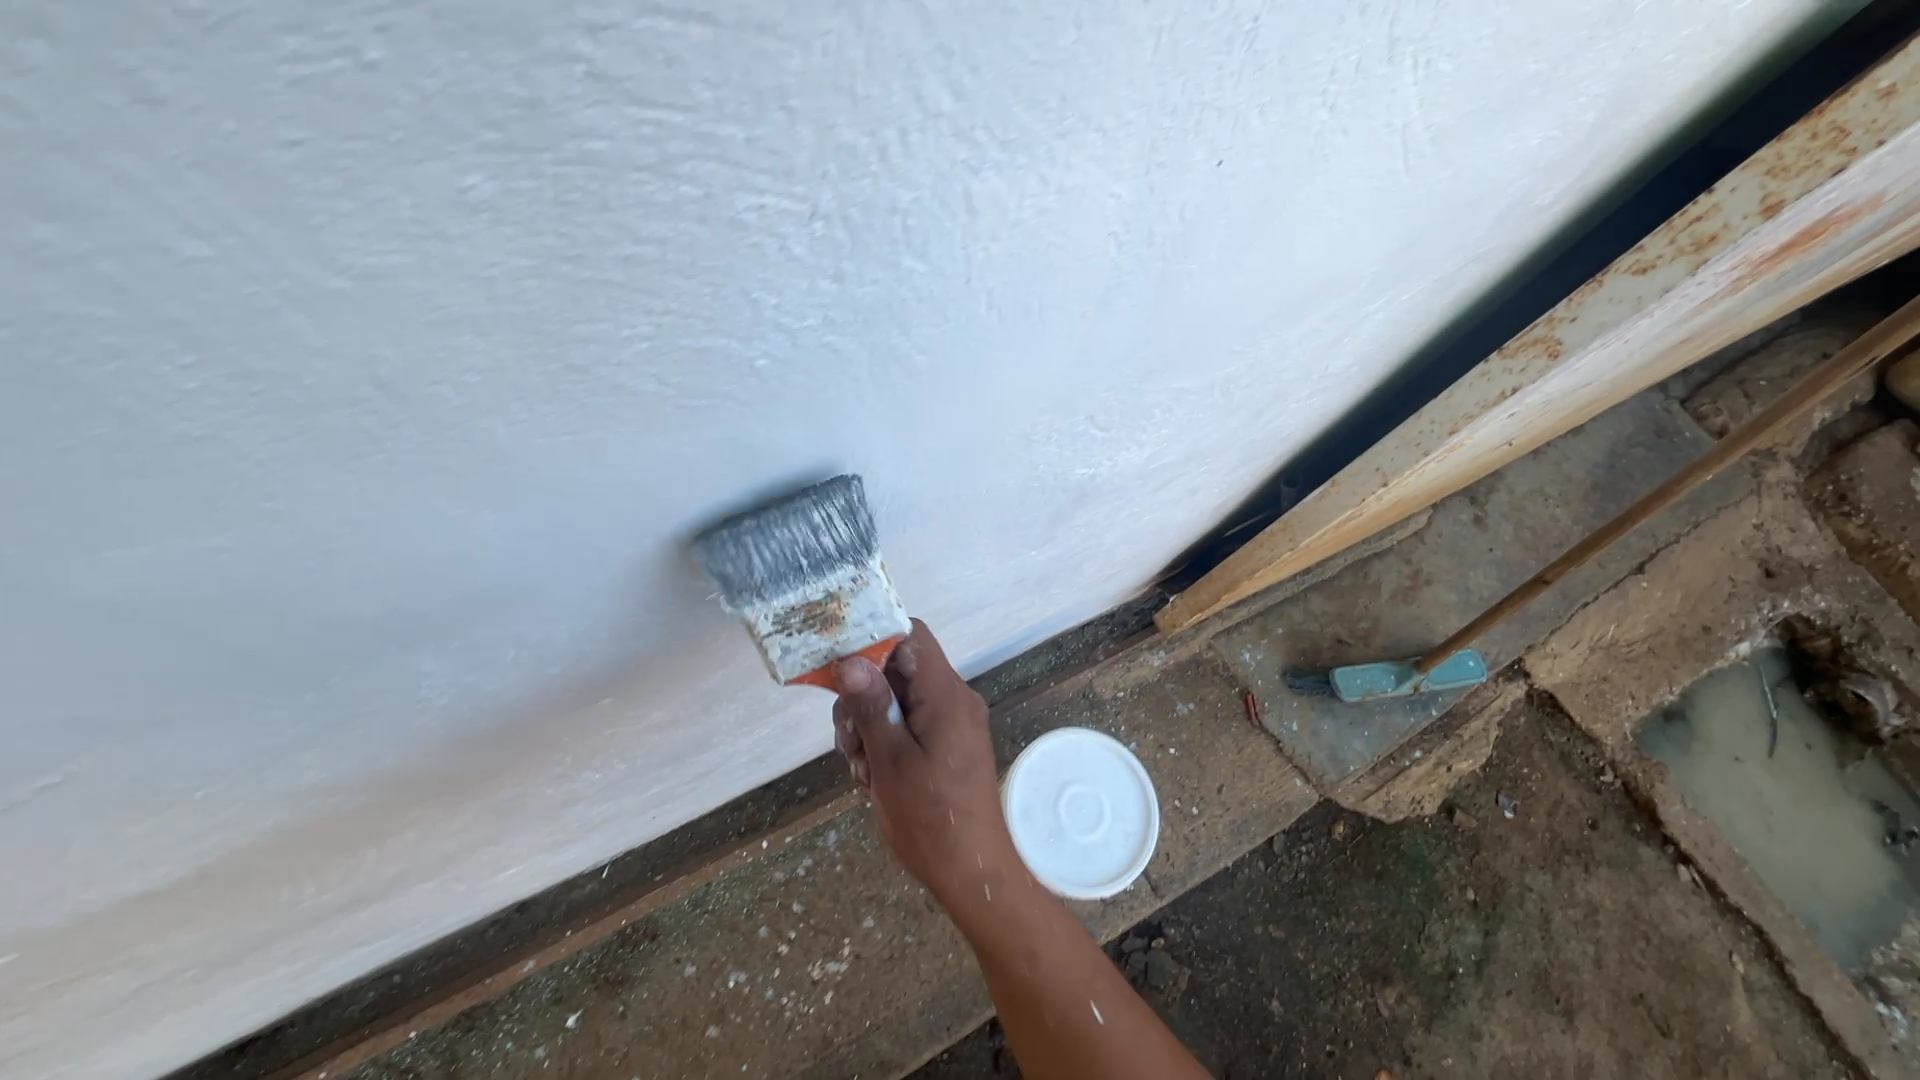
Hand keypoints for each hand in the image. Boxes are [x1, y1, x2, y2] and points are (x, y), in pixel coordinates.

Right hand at [832, 620, 1019, 915]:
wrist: (972, 872)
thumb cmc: (930, 817)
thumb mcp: (890, 760)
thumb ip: (872, 706)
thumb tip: (851, 659)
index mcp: (945, 694)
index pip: (910, 635)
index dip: (872, 640)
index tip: (838, 668)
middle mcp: (954, 700)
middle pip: (898, 670)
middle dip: (863, 697)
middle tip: (848, 739)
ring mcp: (953, 724)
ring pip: (898, 700)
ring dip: (869, 726)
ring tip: (860, 767)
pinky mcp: (948, 746)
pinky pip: (910, 725)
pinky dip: (886, 743)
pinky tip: (872, 777)